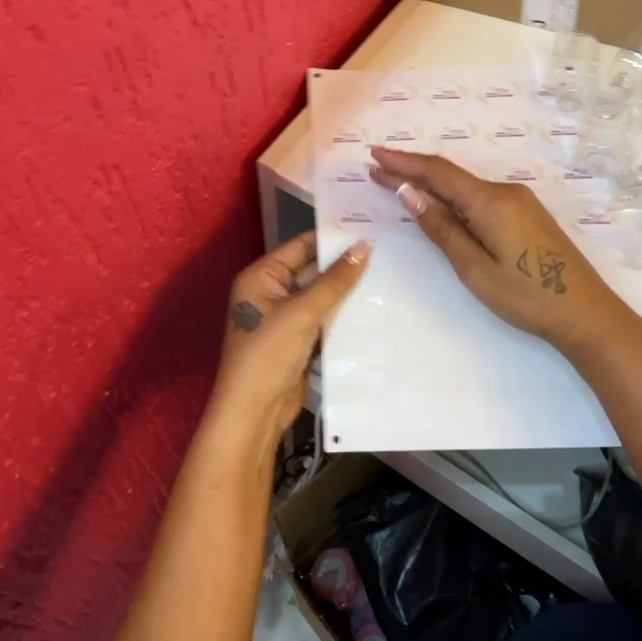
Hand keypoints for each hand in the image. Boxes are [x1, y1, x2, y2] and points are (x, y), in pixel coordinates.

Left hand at [209, 231, 369, 444]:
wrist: (254, 411)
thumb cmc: (269, 353)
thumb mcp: (303, 312)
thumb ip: (334, 280)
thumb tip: (363, 246)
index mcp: (261, 276)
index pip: (300, 246)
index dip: (332, 239)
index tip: (369, 230)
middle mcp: (269, 292)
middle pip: (311, 272)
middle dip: (343, 267)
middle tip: (386, 255)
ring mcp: (282, 319)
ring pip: (320, 298)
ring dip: (346, 295)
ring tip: (387, 279)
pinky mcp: (296, 342)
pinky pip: (322, 322)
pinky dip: (341, 318)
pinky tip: (373, 312)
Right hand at [369, 147, 613, 346]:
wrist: (587, 314)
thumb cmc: (526, 296)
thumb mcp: (474, 268)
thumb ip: (440, 228)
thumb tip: (409, 192)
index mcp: (490, 201)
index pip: (437, 172)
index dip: (403, 162)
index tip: (374, 154)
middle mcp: (505, 192)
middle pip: (450, 176)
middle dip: (411, 172)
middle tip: (377, 170)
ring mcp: (519, 202)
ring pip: (465, 187)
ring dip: (431, 185)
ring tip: (398, 185)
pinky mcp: (526, 215)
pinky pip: (480, 198)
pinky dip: (453, 197)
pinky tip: (439, 204)